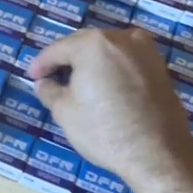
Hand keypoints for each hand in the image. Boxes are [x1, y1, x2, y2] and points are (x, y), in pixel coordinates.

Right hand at [28, 27, 192, 178]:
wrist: (157, 153)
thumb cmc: (104, 131)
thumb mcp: (64, 112)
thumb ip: (49, 91)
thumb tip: (43, 83)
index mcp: (93, 44)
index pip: (58, 49)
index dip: (41, 63)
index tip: (32, 76)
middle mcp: (121, 39)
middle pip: (85, 43)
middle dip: (66, 57)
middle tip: (51, 75)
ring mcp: (145, 51)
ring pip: (109, 47)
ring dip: (92, 58)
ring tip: (79, 77)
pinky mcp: (160, 67)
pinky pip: (128, 57)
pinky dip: (114, 64)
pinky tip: (107, 80)